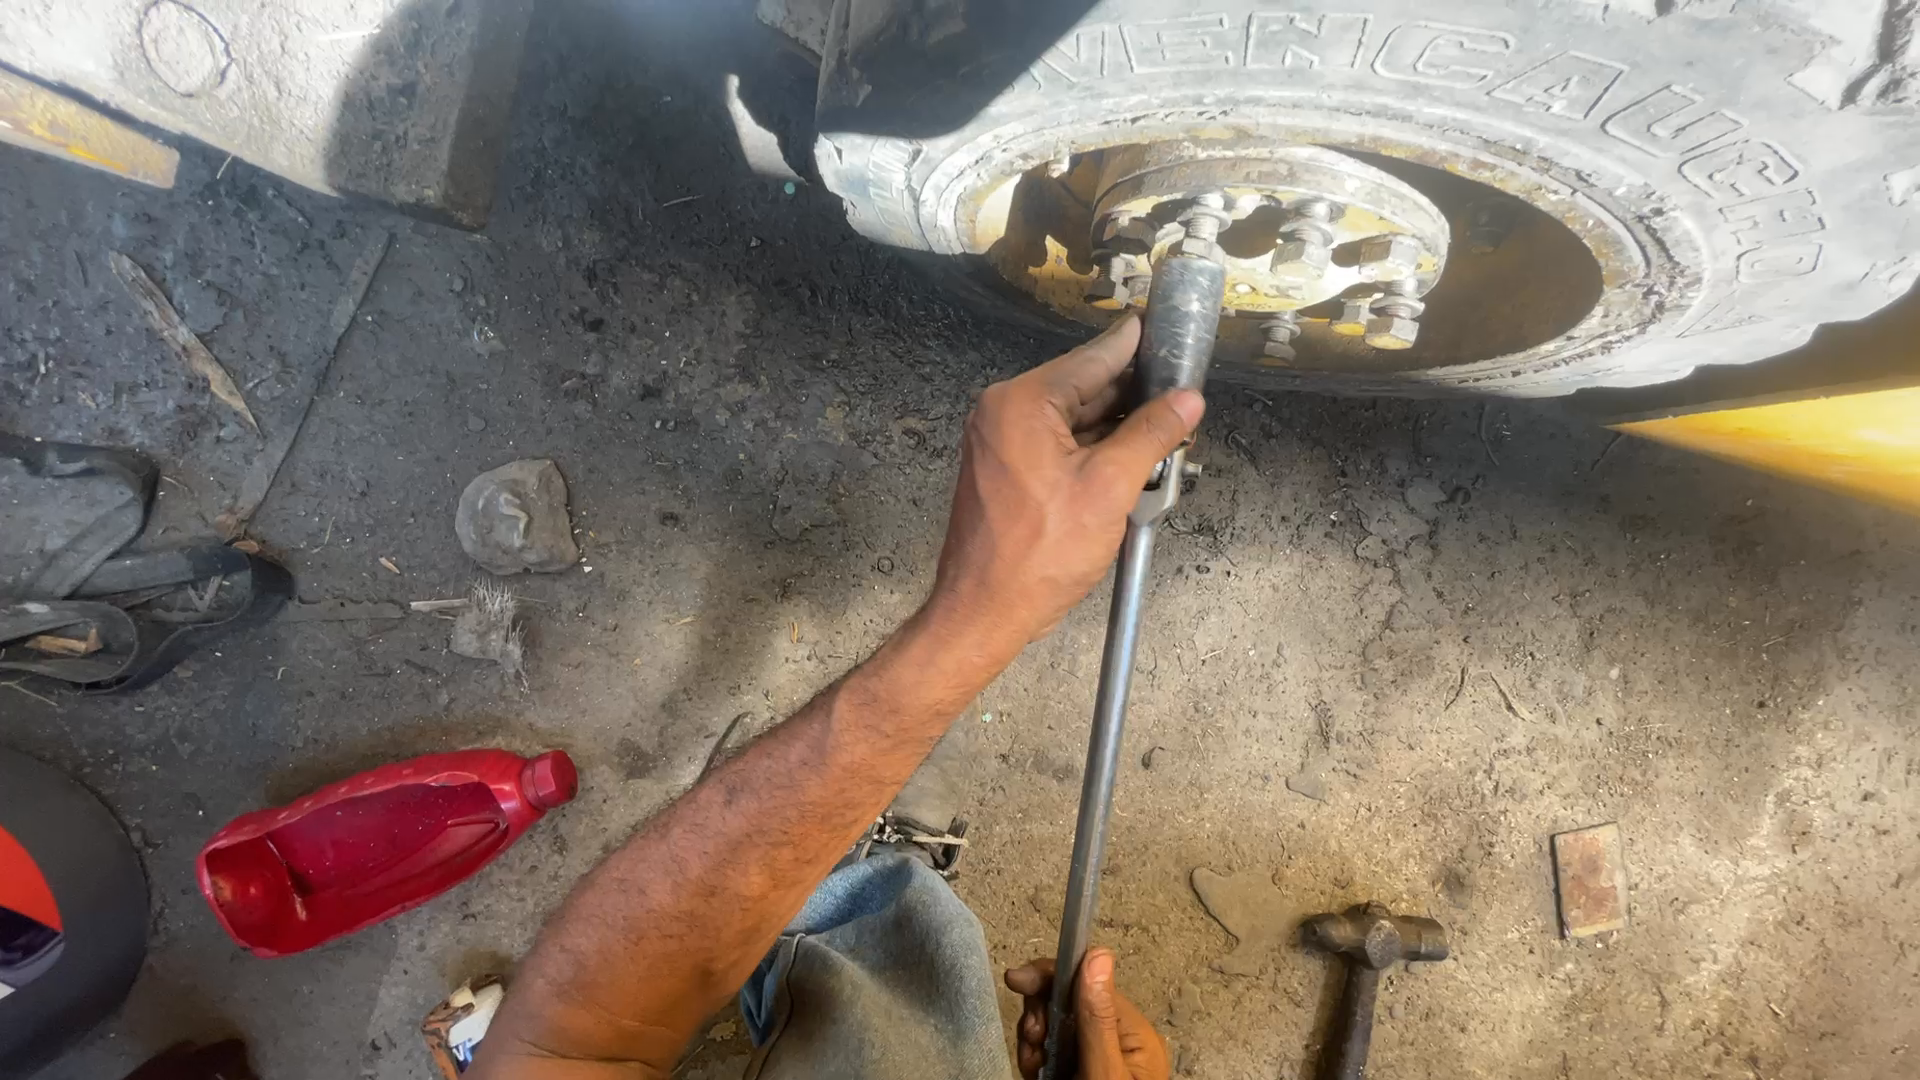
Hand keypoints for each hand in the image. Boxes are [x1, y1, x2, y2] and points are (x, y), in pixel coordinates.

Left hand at [928, 316, 1204, 654]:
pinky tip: (1131, 460)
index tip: (1168, 327)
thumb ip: (1150, 435)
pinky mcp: (1006, 470)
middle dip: (1132, 398)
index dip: (1136, 345)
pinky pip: (1057, 447)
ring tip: (1167, 433)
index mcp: (1021, 402)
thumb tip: (1188, 398)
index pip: (1092, 359)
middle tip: (1183, 397)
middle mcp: (1003, 412)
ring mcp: (1001, 442)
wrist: (985, 610)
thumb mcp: (1109, 487)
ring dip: (1116, 430)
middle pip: (1082, 390)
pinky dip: (1092, 452)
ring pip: (1072, 422)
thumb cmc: (1042, 552)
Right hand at [1004, 948, 1170, 1079]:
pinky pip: (1052, 1054)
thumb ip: (1097, 1018)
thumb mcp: (1104, 1076)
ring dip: (1034, 1041)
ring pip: (1054, 1027)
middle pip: (1067, 1001)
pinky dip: (1036, 1061)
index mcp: (1133, 1033)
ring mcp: (1098, 1061)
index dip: (1050, 975)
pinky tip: (1034, 1076)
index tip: (1014, 981)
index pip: (1088, 981)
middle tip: (1031, 1043)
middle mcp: (1118, 1041)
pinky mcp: (1080, 1076)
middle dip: (1039, 1014)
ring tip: (1033, 1069)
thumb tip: (1098, 953)